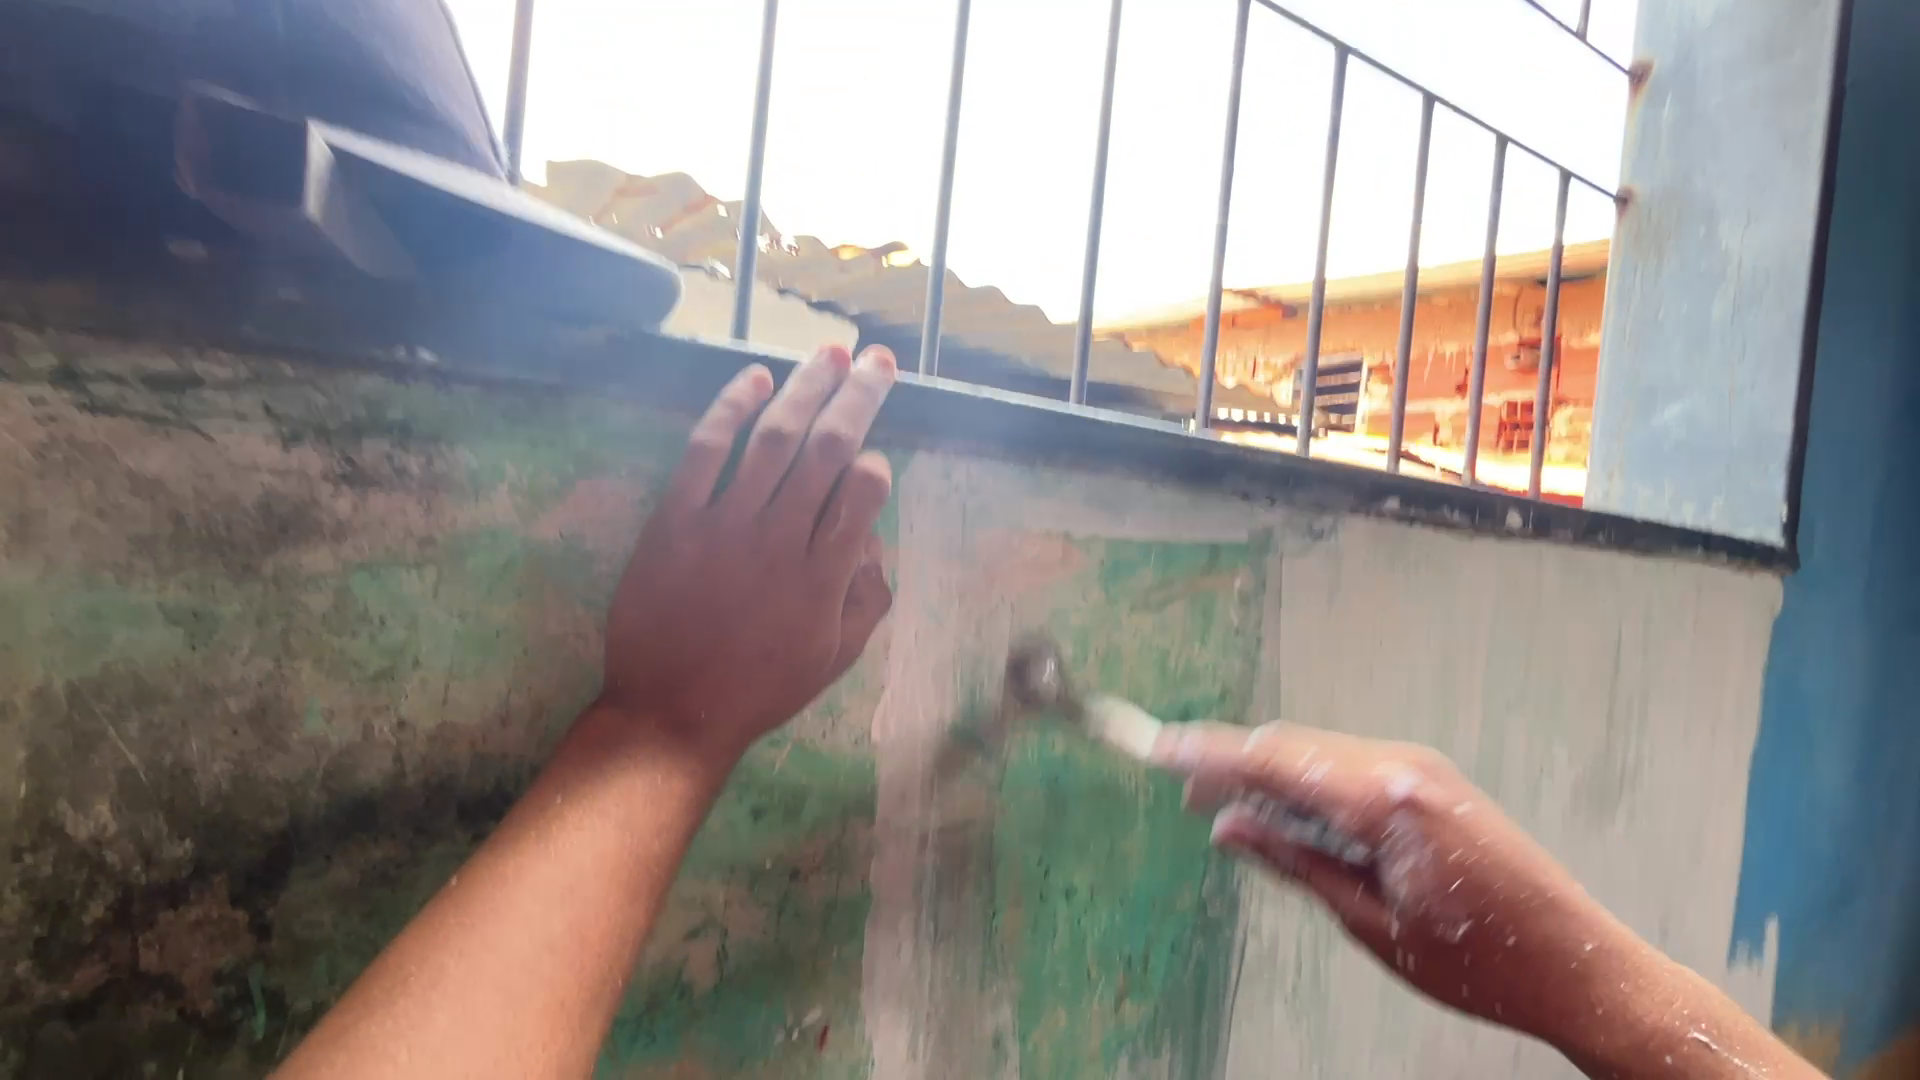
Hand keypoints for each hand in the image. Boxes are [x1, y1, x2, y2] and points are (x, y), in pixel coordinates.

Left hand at [597, 344, 896, 765]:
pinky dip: (730, 409)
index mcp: (824, 577)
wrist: (672, 711)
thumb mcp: (836, 658)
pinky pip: (705, 452)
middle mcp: (781, 539)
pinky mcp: (675, 520)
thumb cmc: (762, 688)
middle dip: (859, 397)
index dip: (877, 466)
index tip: (875, 462)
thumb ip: (868, 598)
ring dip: (806, 389)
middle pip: (828, 450)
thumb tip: (873, 539)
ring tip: (832, 352)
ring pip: (773, 440)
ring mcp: (725, 525)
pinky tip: (757, 377)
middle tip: (879, 359)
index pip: (864, 494)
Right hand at [1152, 723, 1640, 1046]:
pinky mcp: (1425, 775)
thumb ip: (1293, 862)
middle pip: (1287, 744)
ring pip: (1311, 749)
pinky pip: (1342, 762)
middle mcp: (1398, 764)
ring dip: (1263, 769)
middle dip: (1228, 762)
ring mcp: (1415, 763)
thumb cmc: (1481, 964)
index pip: (1272, 760)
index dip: (1207, 753)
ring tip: (1221, 801)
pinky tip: (1280, 805)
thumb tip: (1225, 827)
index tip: (1158, 747)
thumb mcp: (1371, 922)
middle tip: (1183, 789)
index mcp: (1385, 800)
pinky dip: (1300, 778)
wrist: (1589, 968)